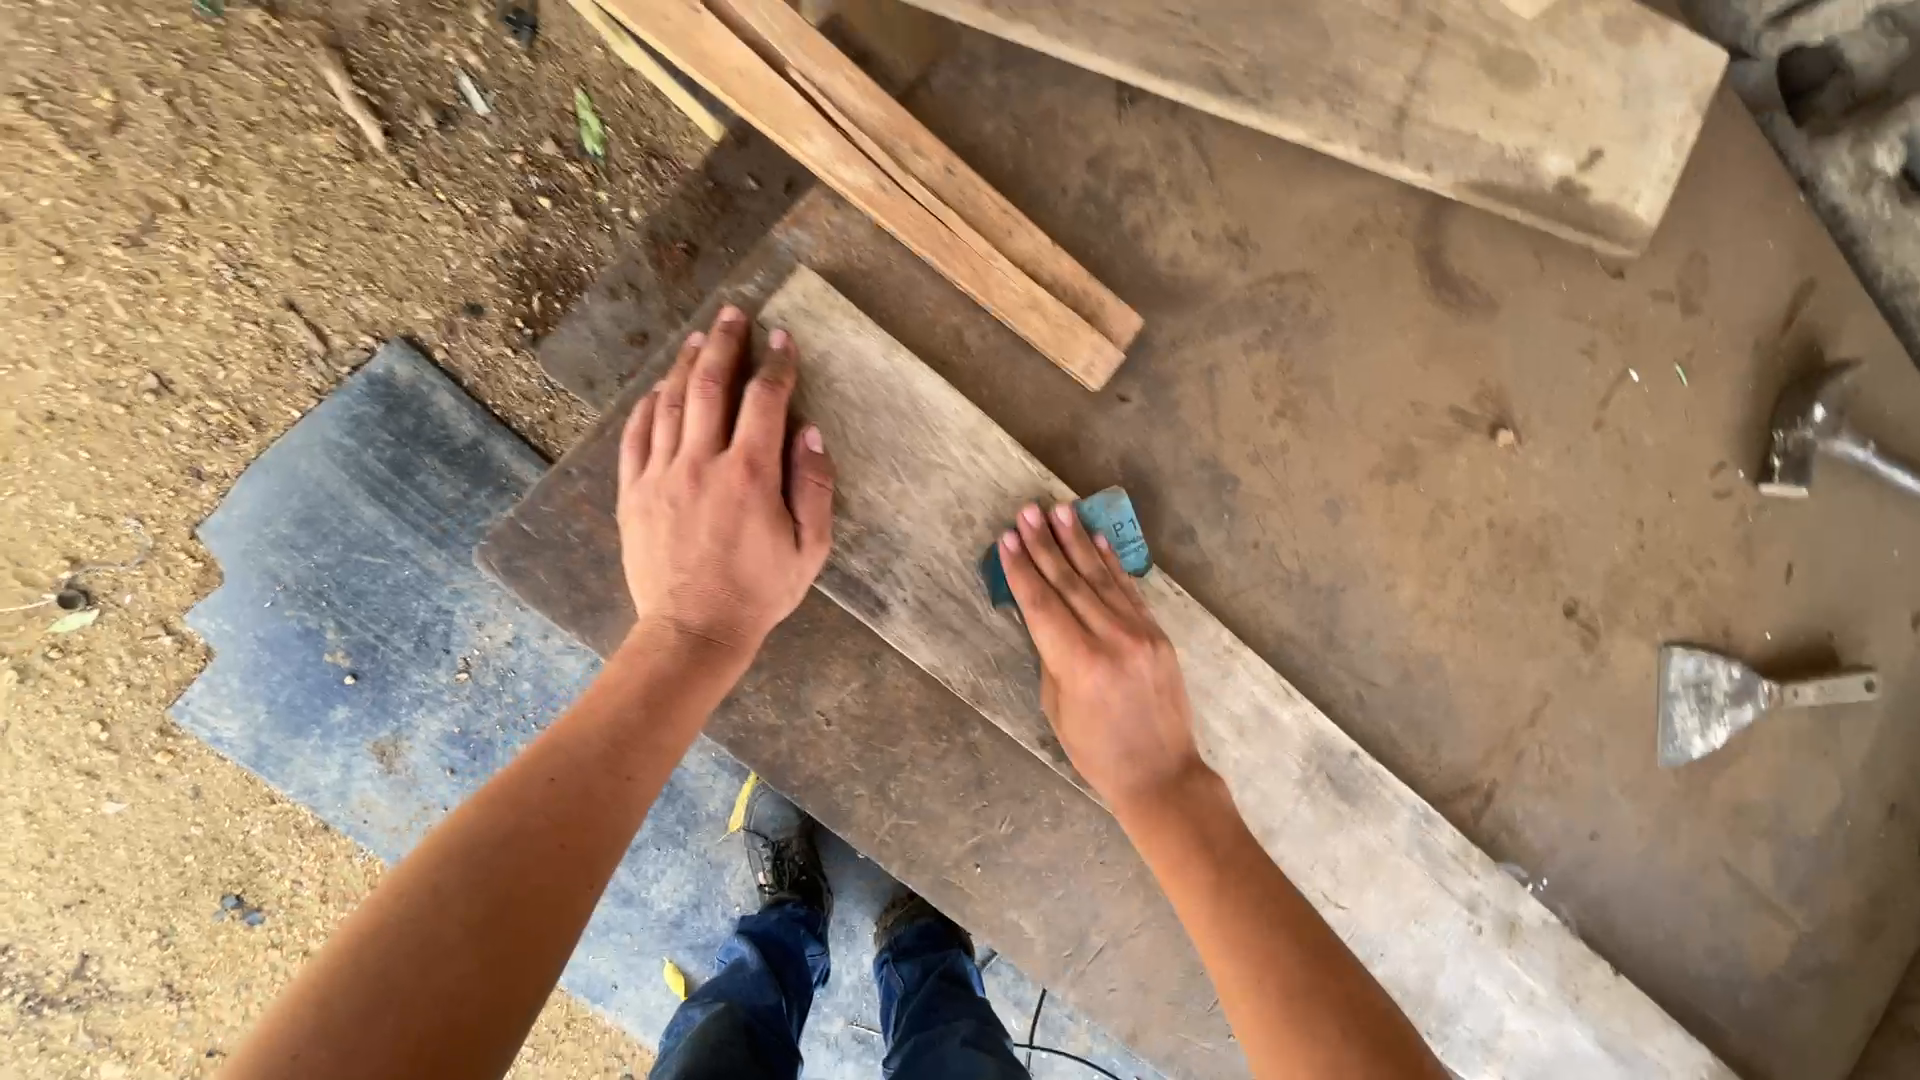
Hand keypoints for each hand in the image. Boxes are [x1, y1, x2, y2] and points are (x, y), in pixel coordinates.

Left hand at [616, 305, 835, 659]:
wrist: (693, 631)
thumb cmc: (759, 592)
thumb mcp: (810, 549)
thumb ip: (814, 487)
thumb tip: (808, 431)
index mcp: (750, 475)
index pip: (764, 401)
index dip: (777, 364)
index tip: (783, 338)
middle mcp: (701, 463)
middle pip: (711, 385)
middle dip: (725, 343)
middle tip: (733, 313)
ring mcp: (661, 475)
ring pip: (671, 402)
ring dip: (686, 364)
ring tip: (698, 337)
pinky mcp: (633, 492)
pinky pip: (637, 435)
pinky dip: (649, 404)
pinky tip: (660, 388)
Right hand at [997, 503, 1209, 811]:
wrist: (1161, 773)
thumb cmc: (1095, 751)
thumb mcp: (1057, 707)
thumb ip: (1050, 655)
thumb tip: (1042, 613)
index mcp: (1079, 663)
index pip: (1041, 604)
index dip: (1021, 570)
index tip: (1007, 539)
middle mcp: (1111, 639)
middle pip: (1069, 582)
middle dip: (1044, 544)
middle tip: (1027, 511)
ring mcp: (1139, 633)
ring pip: (1100, 578)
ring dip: (1077, 541)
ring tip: (1059, 510)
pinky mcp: (1157, 634)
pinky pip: (1128, 590)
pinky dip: (1111, 562)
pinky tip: (1097, 538)